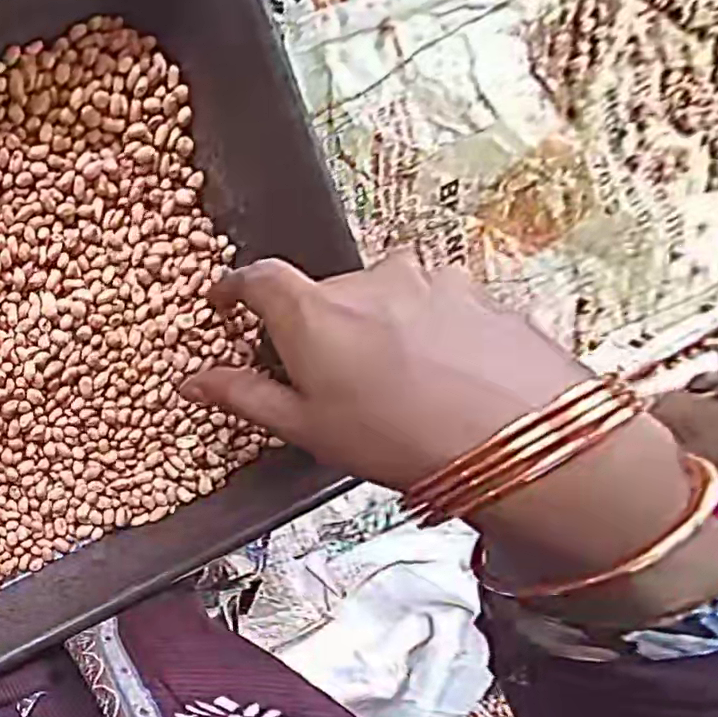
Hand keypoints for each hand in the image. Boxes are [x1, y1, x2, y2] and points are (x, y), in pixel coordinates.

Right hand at [180, 253, 717, 622]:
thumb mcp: (302, 425)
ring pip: (371, 295)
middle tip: (313, 374)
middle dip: (306, 325)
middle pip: (317, 292)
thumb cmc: (396, 436)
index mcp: (313, 313)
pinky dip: (407, 325)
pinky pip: (420, 300)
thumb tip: (192, 381)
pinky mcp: (473, 290)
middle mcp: (367, 282)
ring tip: (376, 377)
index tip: (224, 299)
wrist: (525, 439)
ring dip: (360, 325)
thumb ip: (241, 394)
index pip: (259, 277)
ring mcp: (426, 280)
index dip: (234, 285)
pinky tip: (422, 370)